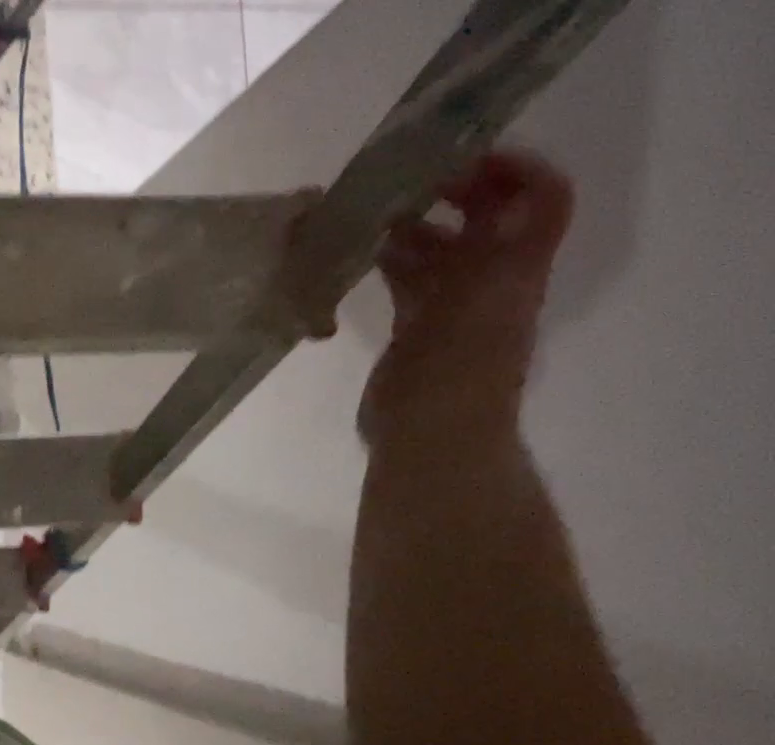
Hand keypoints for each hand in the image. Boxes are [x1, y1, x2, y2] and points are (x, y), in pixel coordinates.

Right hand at [359, 150, 574, 448]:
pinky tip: (356, 254)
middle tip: (401, 181)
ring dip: (411, 225)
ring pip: (441, 249)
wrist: (432, 436)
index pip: (540, 199)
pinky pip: (407, 281)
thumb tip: (472, 198)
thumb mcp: (478, 299)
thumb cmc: (455, 369)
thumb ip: (481, 244)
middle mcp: (492, 280)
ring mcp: (453, 306)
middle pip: (486, 218)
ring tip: (368, 214)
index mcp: (516, 268)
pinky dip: (386, 261)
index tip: (458, 157)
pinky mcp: (416, 330)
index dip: (512, 168)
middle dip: (451, 191)